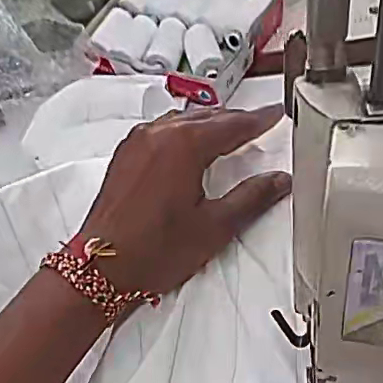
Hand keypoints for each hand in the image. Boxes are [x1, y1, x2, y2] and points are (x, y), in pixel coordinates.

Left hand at [76, 105, 292, 295]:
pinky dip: (183, 133)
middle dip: (235, 119)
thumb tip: (279, 181)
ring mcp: (137, 143)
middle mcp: (158, 134)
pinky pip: (161, 131)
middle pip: (207, 117)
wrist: (103, 267)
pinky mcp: (125, 156)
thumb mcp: (215, 227)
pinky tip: (190, 147)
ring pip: (182, 121)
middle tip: (258, 124)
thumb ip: (251, 198)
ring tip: (229, 133)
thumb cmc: (155, 250)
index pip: (233, 124)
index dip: (259, 121)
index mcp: (184, 145)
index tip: (276, 115)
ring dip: (209, 124)